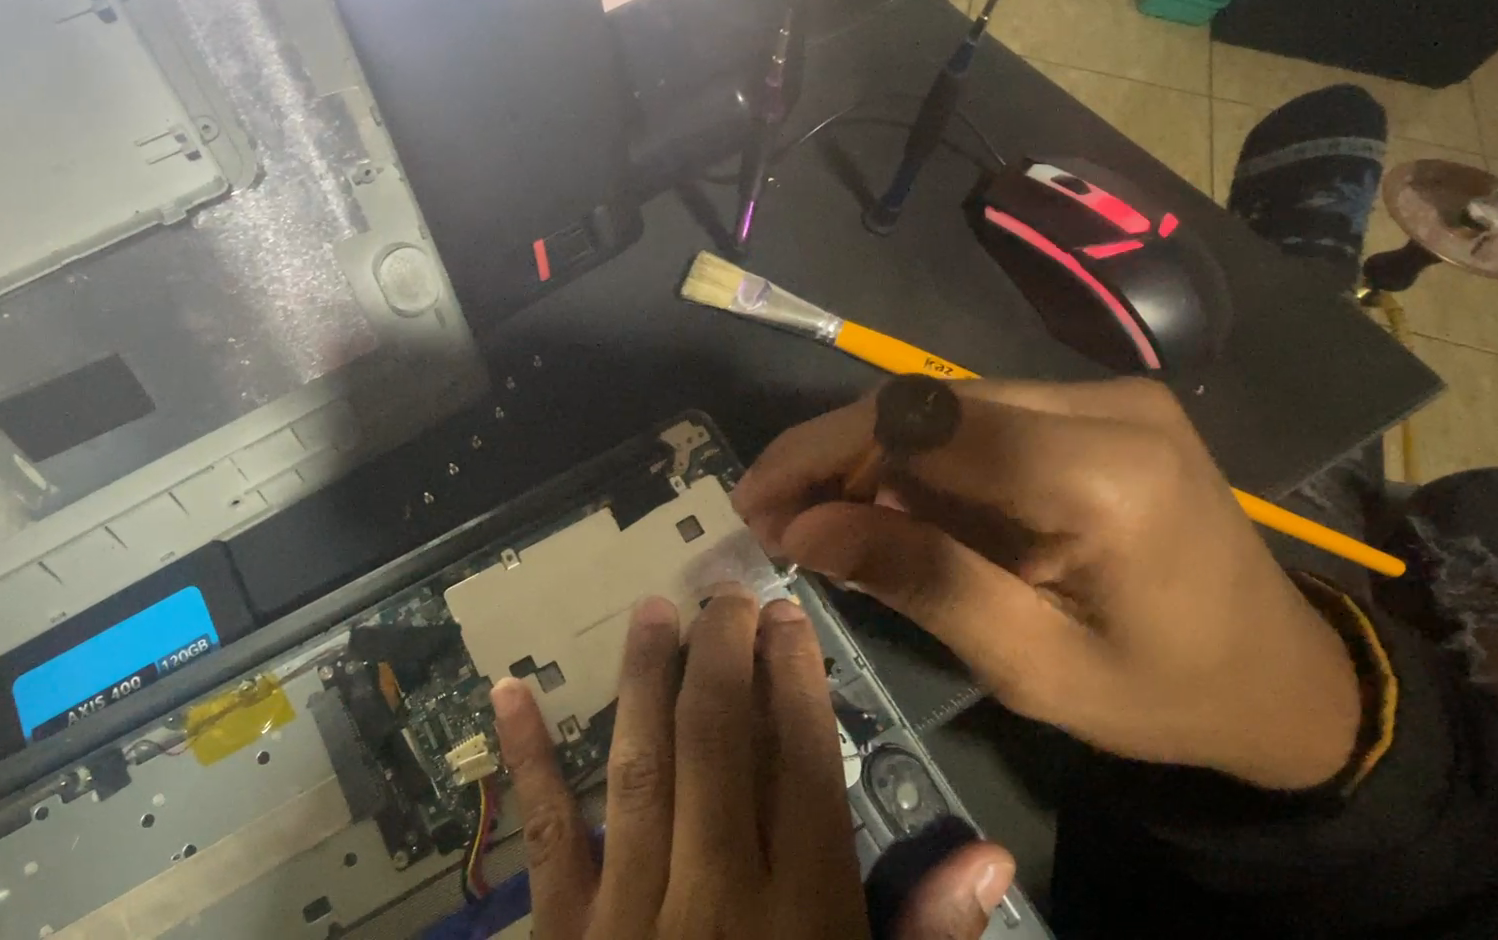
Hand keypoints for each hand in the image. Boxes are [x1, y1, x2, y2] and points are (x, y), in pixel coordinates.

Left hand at [490, 591, 1015, 938]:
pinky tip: (508, 693)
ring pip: (639, 768)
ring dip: (643, 681)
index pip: (801, 769)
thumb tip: (989, 857)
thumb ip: (925, 938)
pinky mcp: (564, 930)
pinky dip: (526, 759)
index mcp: (800, 916)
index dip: (796, 683)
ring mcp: (629, 909)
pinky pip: (548, 833)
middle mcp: (713, 895)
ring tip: (651, 611)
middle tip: (724, 593)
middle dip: (721, 658)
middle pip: (716, 747)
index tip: (788, 620)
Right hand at [733, 378, 1361, 790]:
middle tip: (769, 514)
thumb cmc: (1158, 692)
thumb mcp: (1027, 663)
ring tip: (815, 518)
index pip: (919, 427)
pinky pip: (973, 420)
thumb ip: (915, 580)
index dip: (820, 456)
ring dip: (866, 459)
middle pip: (921, 406)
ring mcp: (1104, 396)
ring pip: (939, 407)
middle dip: (831, 457)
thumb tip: (799, 528)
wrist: (1284, 682)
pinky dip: (913, 461)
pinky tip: (884, 507)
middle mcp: (1103, 405)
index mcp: (1098, 474)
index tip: (756, 507)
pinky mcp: (1096, 407)